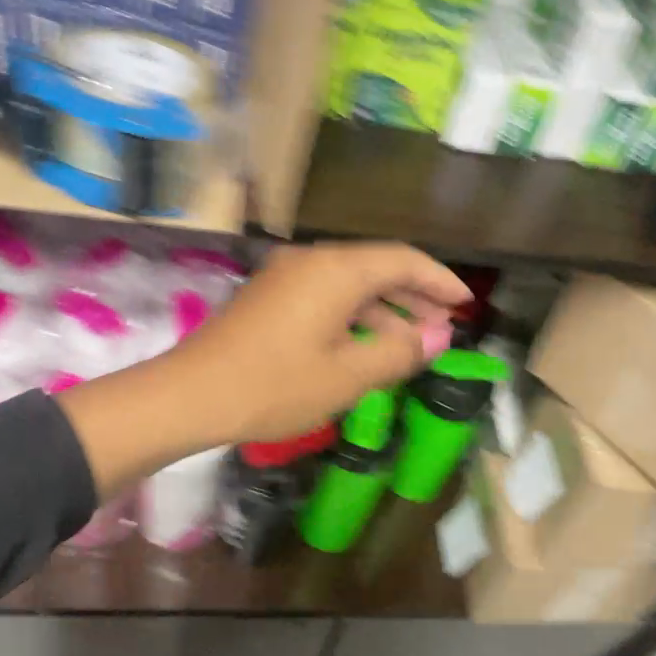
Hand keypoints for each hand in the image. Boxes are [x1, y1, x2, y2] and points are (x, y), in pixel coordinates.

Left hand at [165, 242, 470, 443]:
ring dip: (384, 308)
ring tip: (413, 340)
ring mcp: (286, 276)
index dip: (440, 280)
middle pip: (377, 267)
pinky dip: (354, 314)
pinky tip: (366, 344)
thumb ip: (399, 352)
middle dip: (415, 295)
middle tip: (445, 326)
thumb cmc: (275, 386)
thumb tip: (438, 337)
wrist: (190, 395)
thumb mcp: (347, 377)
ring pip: (350, 283)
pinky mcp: (270, 296)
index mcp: (336, 270)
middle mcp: (312, 260)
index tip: (466, 303)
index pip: (403, 259)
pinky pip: (326, 295)